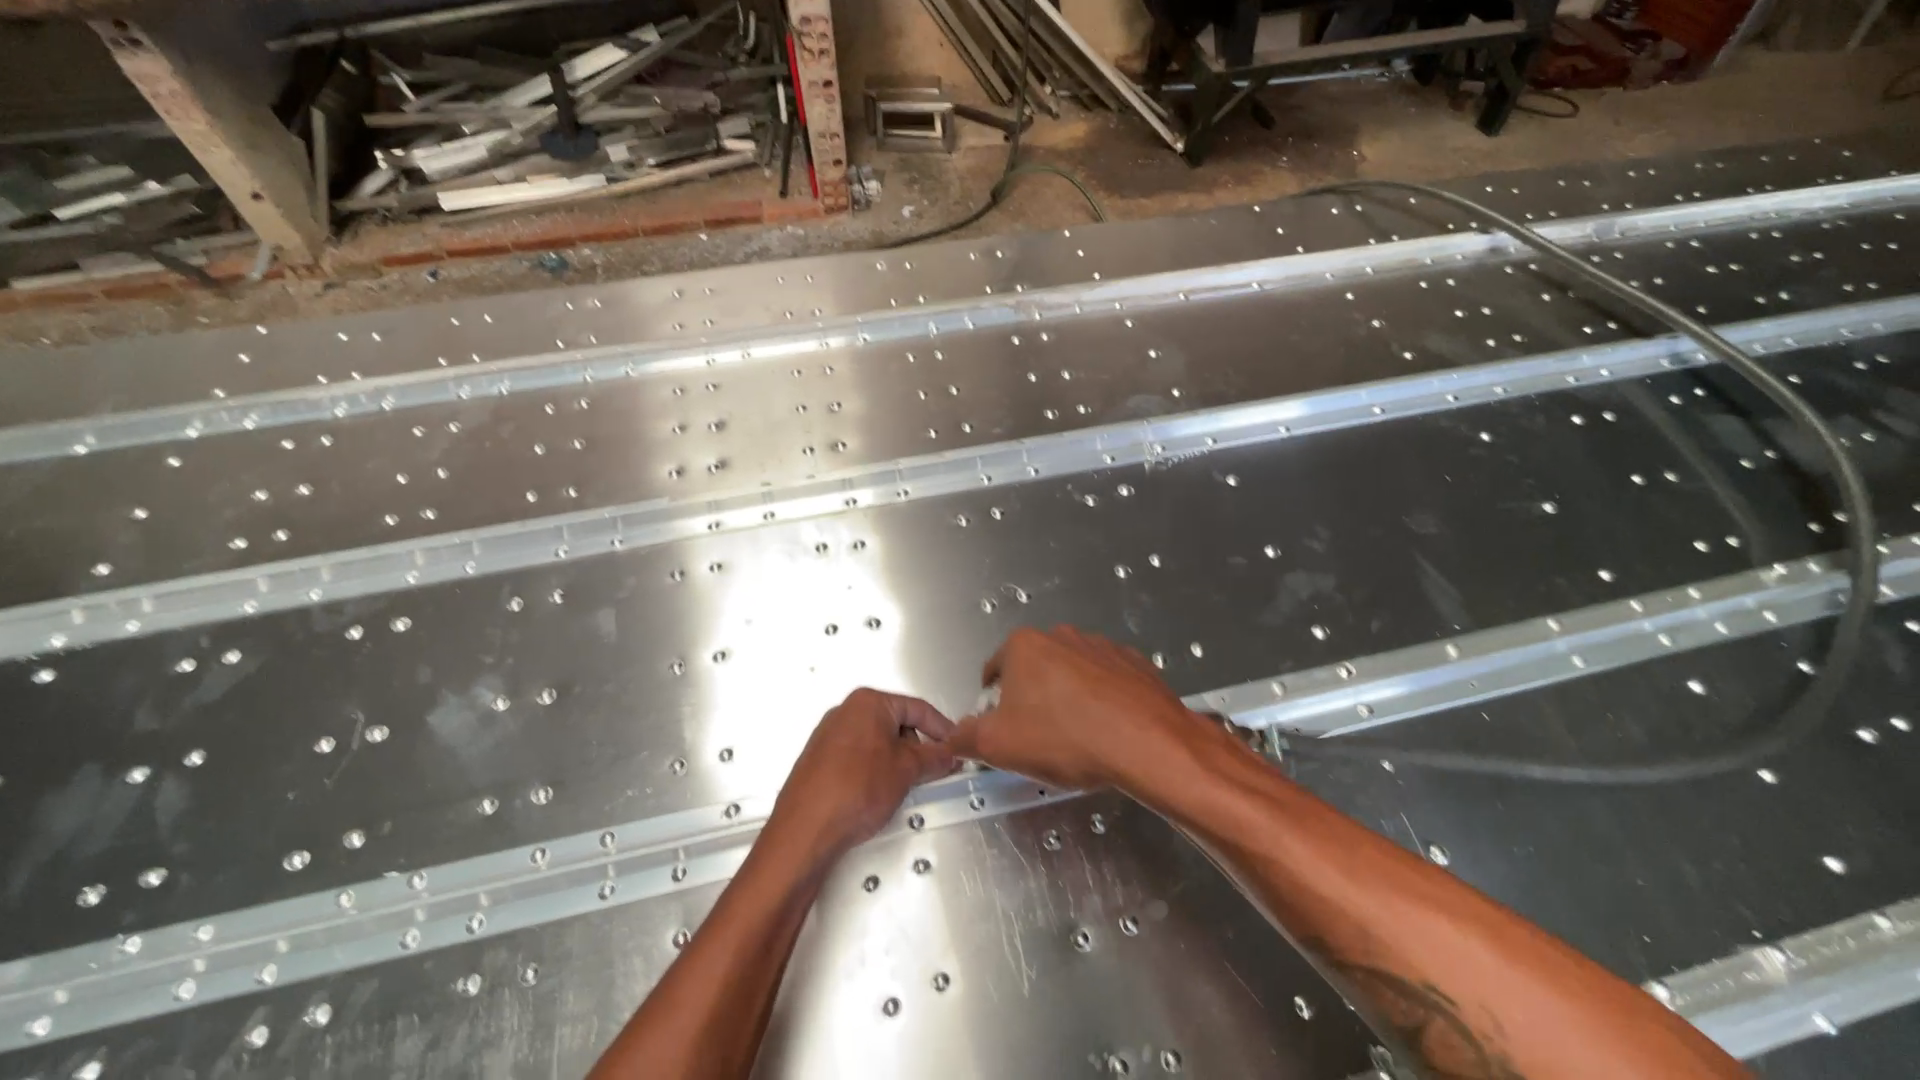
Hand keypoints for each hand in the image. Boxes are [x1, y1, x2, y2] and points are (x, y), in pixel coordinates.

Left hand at [768, 689, 956, 857]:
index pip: (918, 708)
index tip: (958, 747)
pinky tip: (879, 794)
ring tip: (906, 787)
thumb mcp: (907, 771)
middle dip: (918, 747)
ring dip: (897, 762)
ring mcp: (829, 736)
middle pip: (896, 724)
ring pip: (877, 742)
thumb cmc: (858, 789)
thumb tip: (951, 754)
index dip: (942, 729)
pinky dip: (876, 770)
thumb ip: (934, 757)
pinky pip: (859, 757)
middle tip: (934, 771)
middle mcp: (845, 712)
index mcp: (867, 703)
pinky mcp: (819, 760)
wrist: (806, 829)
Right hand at [951, 625, 1222, 792]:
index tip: (1004, 731)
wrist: (1148, 745)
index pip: (993, 672)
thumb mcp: (998, 747)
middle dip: (1032, 702)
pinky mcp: (1135, 664)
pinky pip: (1107, 684)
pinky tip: (1108, 732)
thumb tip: (952, 738)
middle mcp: (1062, 636)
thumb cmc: (1067, 739)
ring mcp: (1102, 647)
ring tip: (1077, 740)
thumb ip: (965, 738)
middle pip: (1033, 672)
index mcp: (1023, 647)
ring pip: (1071, 676)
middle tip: (1039, 740)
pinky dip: (1103, 703)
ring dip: (1068, 700)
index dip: (992, 705)